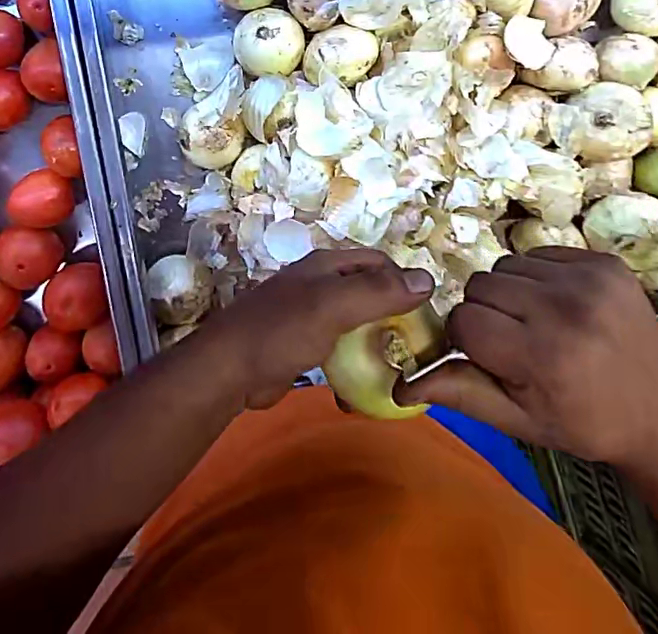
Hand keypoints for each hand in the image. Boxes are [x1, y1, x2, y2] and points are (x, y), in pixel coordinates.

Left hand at [188, 248, 434, 410]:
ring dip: (376, 348)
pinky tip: (359, 394)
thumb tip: (428, 279)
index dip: (405, 283)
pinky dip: (354, 369)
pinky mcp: (305, 345)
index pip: (380, 263)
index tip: (426, 317)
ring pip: (358, 325)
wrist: (229, 371)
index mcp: (328, 265)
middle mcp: (321, 284)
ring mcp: (312, 315)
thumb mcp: (332, 305)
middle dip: (394, 320)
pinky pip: (341, 352)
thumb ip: (377, 291)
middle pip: (371, 294)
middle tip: (416, 352)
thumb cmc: (281, 330)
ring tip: (395, 376)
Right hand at [401, 247, 657, 469]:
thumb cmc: (582, 422)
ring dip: (510, 293)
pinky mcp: (605, 262)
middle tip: (516, 341)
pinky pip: (538, 254)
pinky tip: (561, 306)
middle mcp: (565, 309)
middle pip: (480, 286)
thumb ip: (461, 393)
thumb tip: (400, 386)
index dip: (469, 340)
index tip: (492, 358)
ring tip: (539, 322)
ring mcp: (589, 280)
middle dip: (487, 313)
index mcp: (543, 356)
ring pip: (505, 266)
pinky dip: (538, 277)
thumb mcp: (519, 421)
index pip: (463, 321)